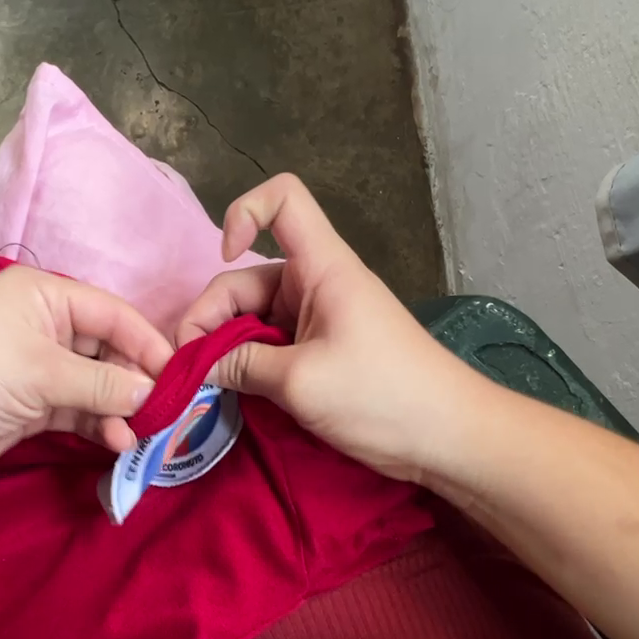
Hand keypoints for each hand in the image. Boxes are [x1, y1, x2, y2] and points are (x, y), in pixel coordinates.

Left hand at [0, 264, 173, 479]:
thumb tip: (153, 393)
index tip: (179, 375)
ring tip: (140, 435)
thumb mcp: (41, 371)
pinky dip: (96, 422)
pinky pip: (76, 407)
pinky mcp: (29, 401)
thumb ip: (102, 382)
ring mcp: (36, 365)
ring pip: (93, 382)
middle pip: (106, 349)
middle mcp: (43, 324)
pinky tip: (116, 441)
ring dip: (117, 407)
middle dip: (134, 381)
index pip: (111, 313)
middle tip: (163, 413)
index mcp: (44, 294)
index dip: (147, 342)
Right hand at [177, 174, 480, 482]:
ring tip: (205, 388)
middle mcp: (316, 283)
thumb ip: (241, 366)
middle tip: (188, 367)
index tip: (225, 258)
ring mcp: (317, 318)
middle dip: (212, 316)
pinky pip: (270, 343)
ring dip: (226, 346)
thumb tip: (196, 365)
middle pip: (247, 276)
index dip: (244, 212)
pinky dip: (247, 363)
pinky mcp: (320, 350)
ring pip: (253, 316)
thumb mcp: (300, 382)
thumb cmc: (382, 396)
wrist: (450, 439)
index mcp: (322, 267)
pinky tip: (232, 394)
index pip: (283, 199)